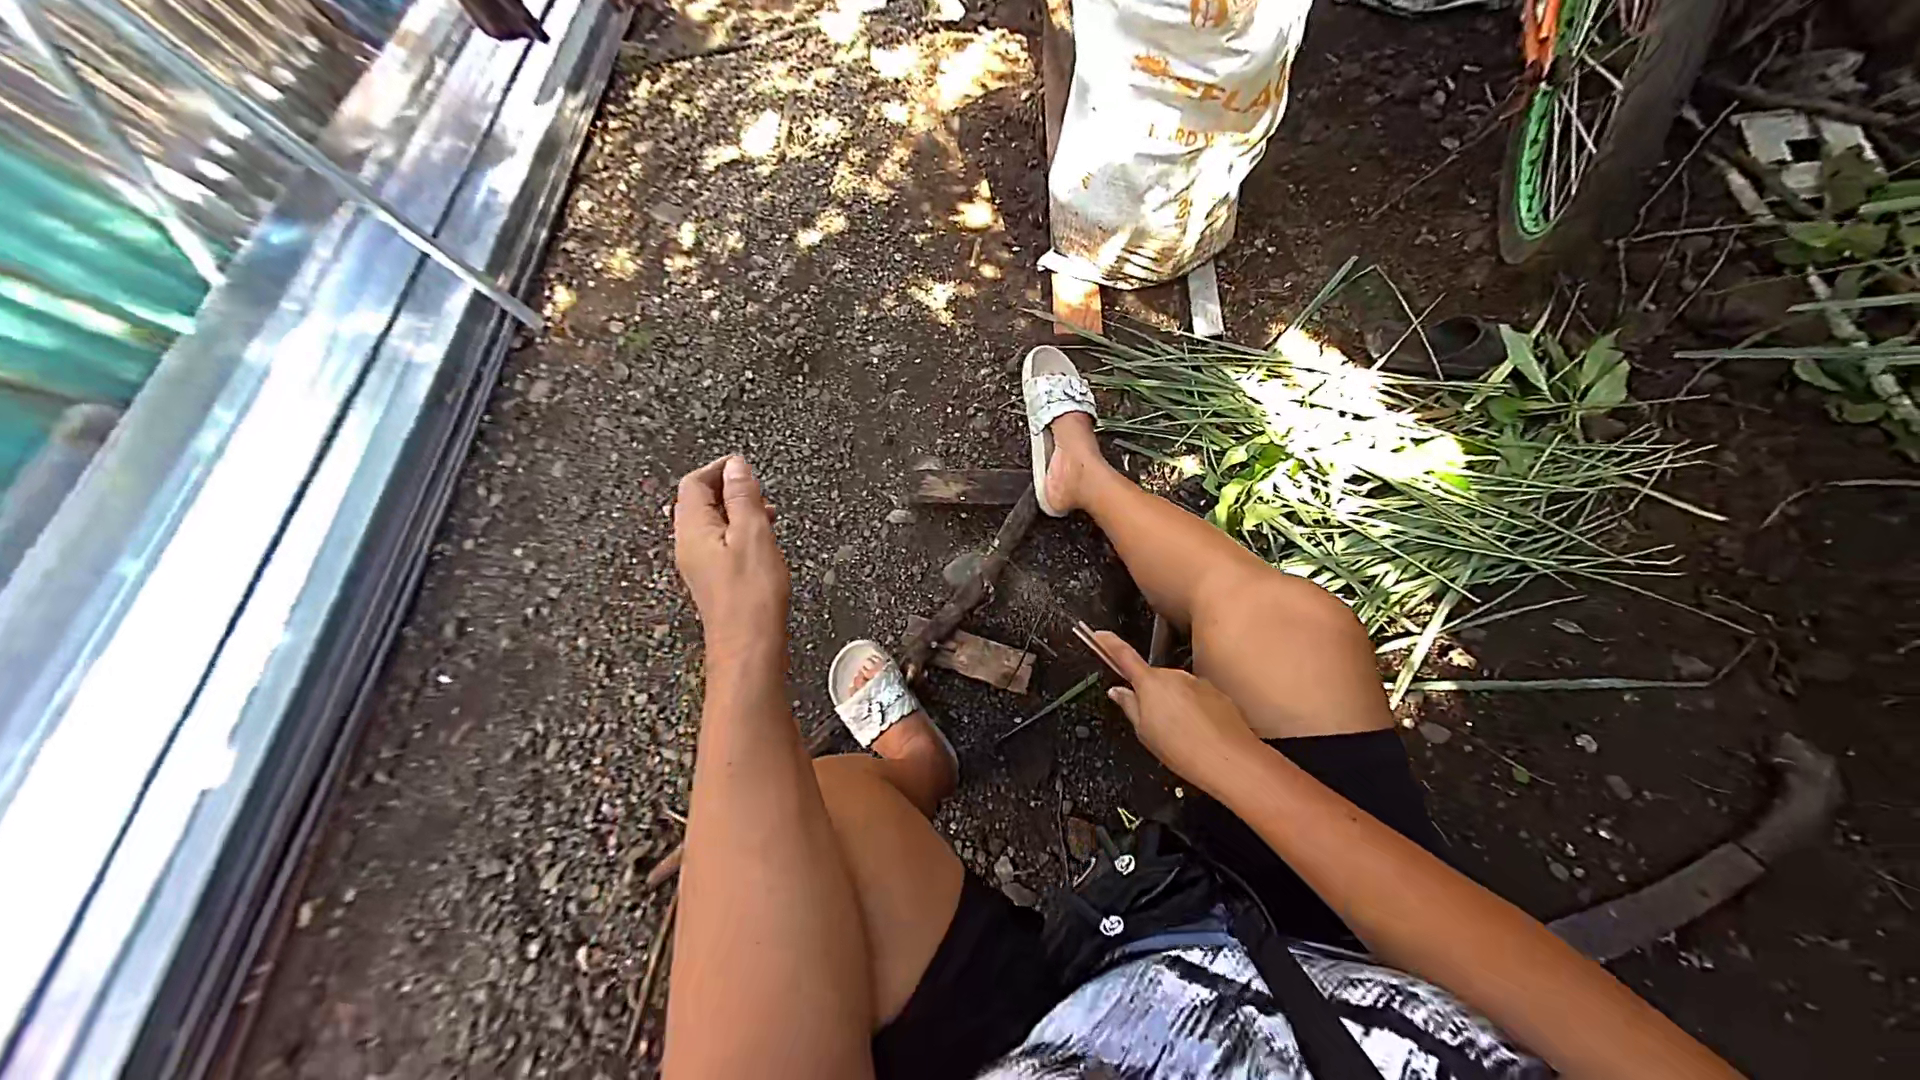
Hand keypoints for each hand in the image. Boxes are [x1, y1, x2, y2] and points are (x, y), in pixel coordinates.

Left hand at [674, 455, 790, 650]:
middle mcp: (689, 546)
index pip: (693, 484)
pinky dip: (739, 532)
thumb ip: (743, 496)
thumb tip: (736, 467)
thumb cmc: (751, 596)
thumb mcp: (753, 534)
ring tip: (764, 512)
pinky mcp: (714, 579)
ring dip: (735, 511)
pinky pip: (720, 543)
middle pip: (698, 503)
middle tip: (755, 487)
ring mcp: (700, 564)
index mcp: (692, 531)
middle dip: (727, 489)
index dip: (717, 469)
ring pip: (711, 524)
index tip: (742, 465)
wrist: (749, 644)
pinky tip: (761, 541)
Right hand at [1096, 631, 1263, 796]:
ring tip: (1179, 735)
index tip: (1100, 635)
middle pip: (1153, 679)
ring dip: (1174, 705)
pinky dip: (1194, 712)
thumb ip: (1129, 706)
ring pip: (1177, 689)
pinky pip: (1197, 698)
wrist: (1230, 760)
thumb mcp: (1144, 732)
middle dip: (1150, 695)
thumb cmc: (1185, 749)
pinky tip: (1197, 733)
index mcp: (1151, 682)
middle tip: (1152, 723)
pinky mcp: (1217, 694)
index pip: (1123, 655)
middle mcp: (1175, 675)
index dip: (1109, 643)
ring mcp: (1198, 683)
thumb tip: (1119, 692)